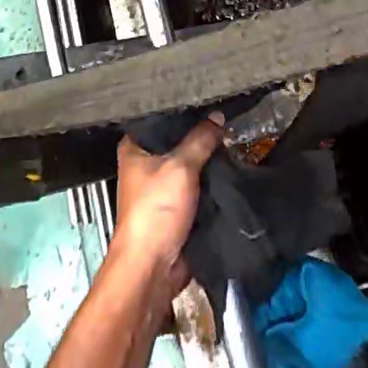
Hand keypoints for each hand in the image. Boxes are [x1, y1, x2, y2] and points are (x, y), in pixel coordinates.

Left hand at [113, 114, 222, 274]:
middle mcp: (145, 165)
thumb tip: (217, 118)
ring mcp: (162, 188)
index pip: (162, 119)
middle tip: (227, 121)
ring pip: (191, 166)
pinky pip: (198, 188)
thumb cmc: (155, 212)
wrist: (152, 267)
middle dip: (201, 136)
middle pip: (178, 142)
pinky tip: (230, 168)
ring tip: (233, 140)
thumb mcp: (181, 167)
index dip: (185, 111)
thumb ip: (200, 140)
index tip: (210, 100)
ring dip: (208, 160)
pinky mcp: (177, 208)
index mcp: (134, 149)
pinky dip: (211, 182)